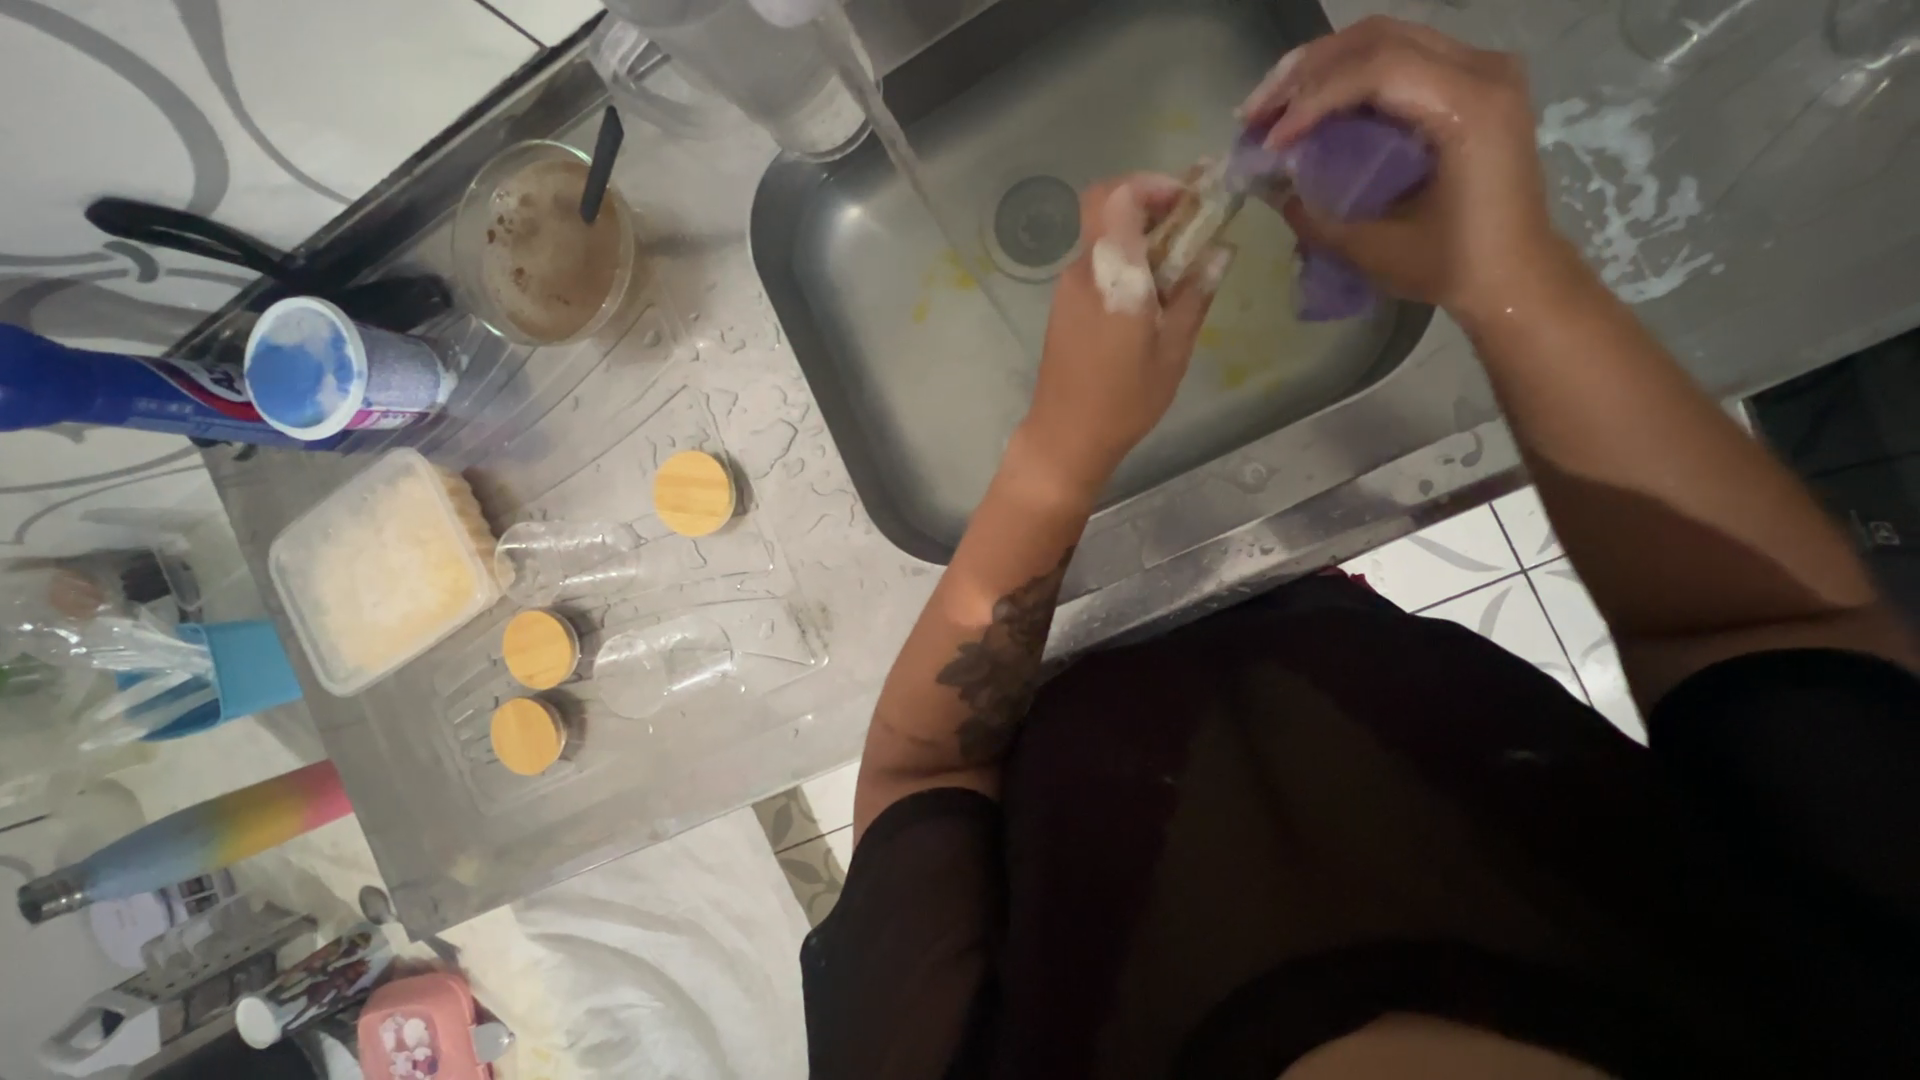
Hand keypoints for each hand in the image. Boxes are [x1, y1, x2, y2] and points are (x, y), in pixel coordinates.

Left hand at [1018, 174, 1231, 500]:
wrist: (1065, 437)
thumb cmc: (1124, 400)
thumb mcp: (1173, 350)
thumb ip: (1196, 294)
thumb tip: (1219, 251)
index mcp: (1111, 274)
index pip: (1116, 194)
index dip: (1151, 185)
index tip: (1187, 203)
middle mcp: (1082, 271)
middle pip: (1108, 211)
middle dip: (1152, 209)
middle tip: (1189, 234)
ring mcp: (1067, 290)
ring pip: (1102, 240)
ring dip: (1139, 242)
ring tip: (1177, 274)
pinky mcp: (1063, 309)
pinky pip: (1096, 269)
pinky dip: (1124, 267)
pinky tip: (1150, 301)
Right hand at [1240, 18, 1579, 323]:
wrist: (1515, 272)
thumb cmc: (1451, 266)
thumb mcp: (1374, 248)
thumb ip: (1317, 215)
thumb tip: (1270, 187)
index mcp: (1468, 108)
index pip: (1376, 71)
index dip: (1311, 100)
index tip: (1268, 141)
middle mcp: (1482, 70)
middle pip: (1376, 39)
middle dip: (1304, 73)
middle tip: (1254, 112)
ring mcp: (1481, 69)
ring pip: (1385, 39)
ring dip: (1320, 69)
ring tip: (1273, 106)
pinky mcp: (1470, 81)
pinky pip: (1400, 57)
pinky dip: (1347, 76)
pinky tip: (1312, 104)